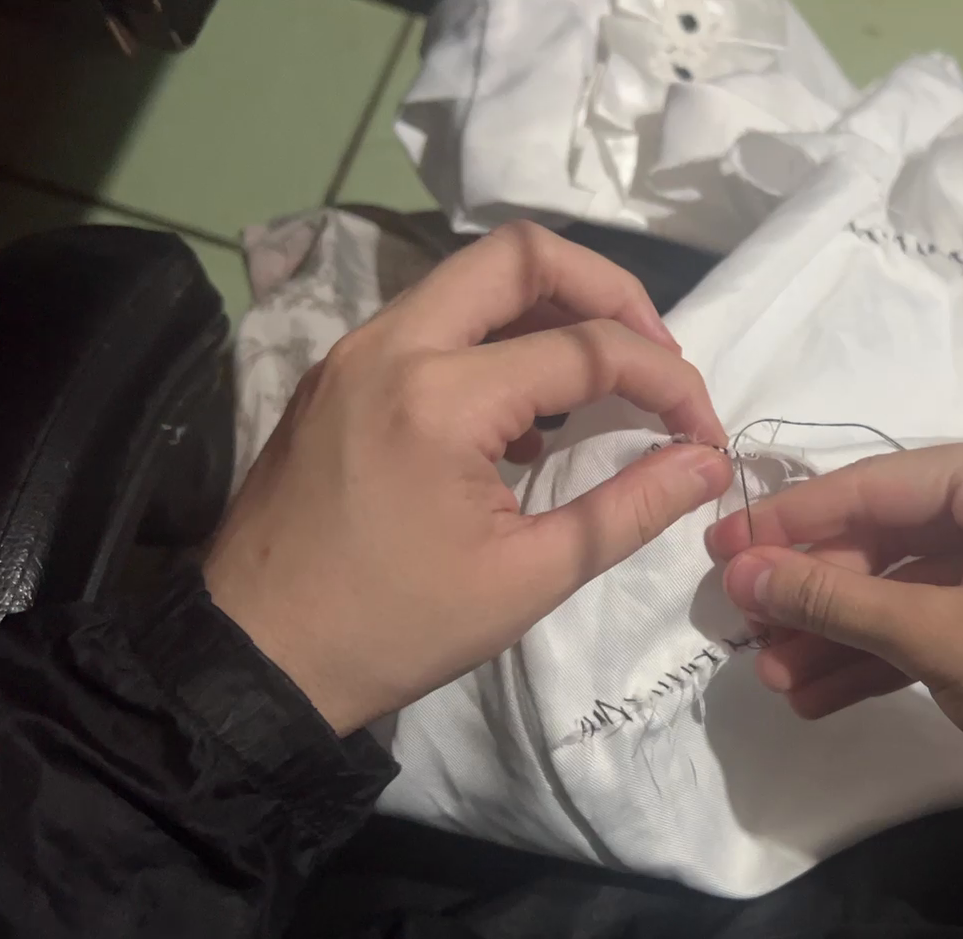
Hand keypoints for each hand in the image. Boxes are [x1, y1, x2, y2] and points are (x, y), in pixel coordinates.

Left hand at [205, 222, 732, 733]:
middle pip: (523, 255)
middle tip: (658, 354)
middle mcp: (391, 344)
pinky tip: (526, 413)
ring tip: (606, 376)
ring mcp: (356, 352)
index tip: (703, 431)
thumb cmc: (398, 628)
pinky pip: (438, 323)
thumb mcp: (532, 578)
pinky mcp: (341, 374)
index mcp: (440, 396)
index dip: (668, 381)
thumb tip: (706, 462)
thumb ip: (631, 510)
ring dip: (555, 309)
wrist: (255, 659)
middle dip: (612, 294)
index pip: (588, 349)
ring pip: (475, 280)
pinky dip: (502, 340)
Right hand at [704, 431, 962, 808]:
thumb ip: (834, 597)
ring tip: (775, 675)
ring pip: (904, 584)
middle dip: (816, 593)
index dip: (790, 520)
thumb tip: (740, 572)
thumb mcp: (937, 637)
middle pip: (885, 536)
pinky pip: (935, 615)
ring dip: (841, 632)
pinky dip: (884, 652)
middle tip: (746, 626)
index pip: (875, 486)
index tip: (720, 547)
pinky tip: (819, 693)